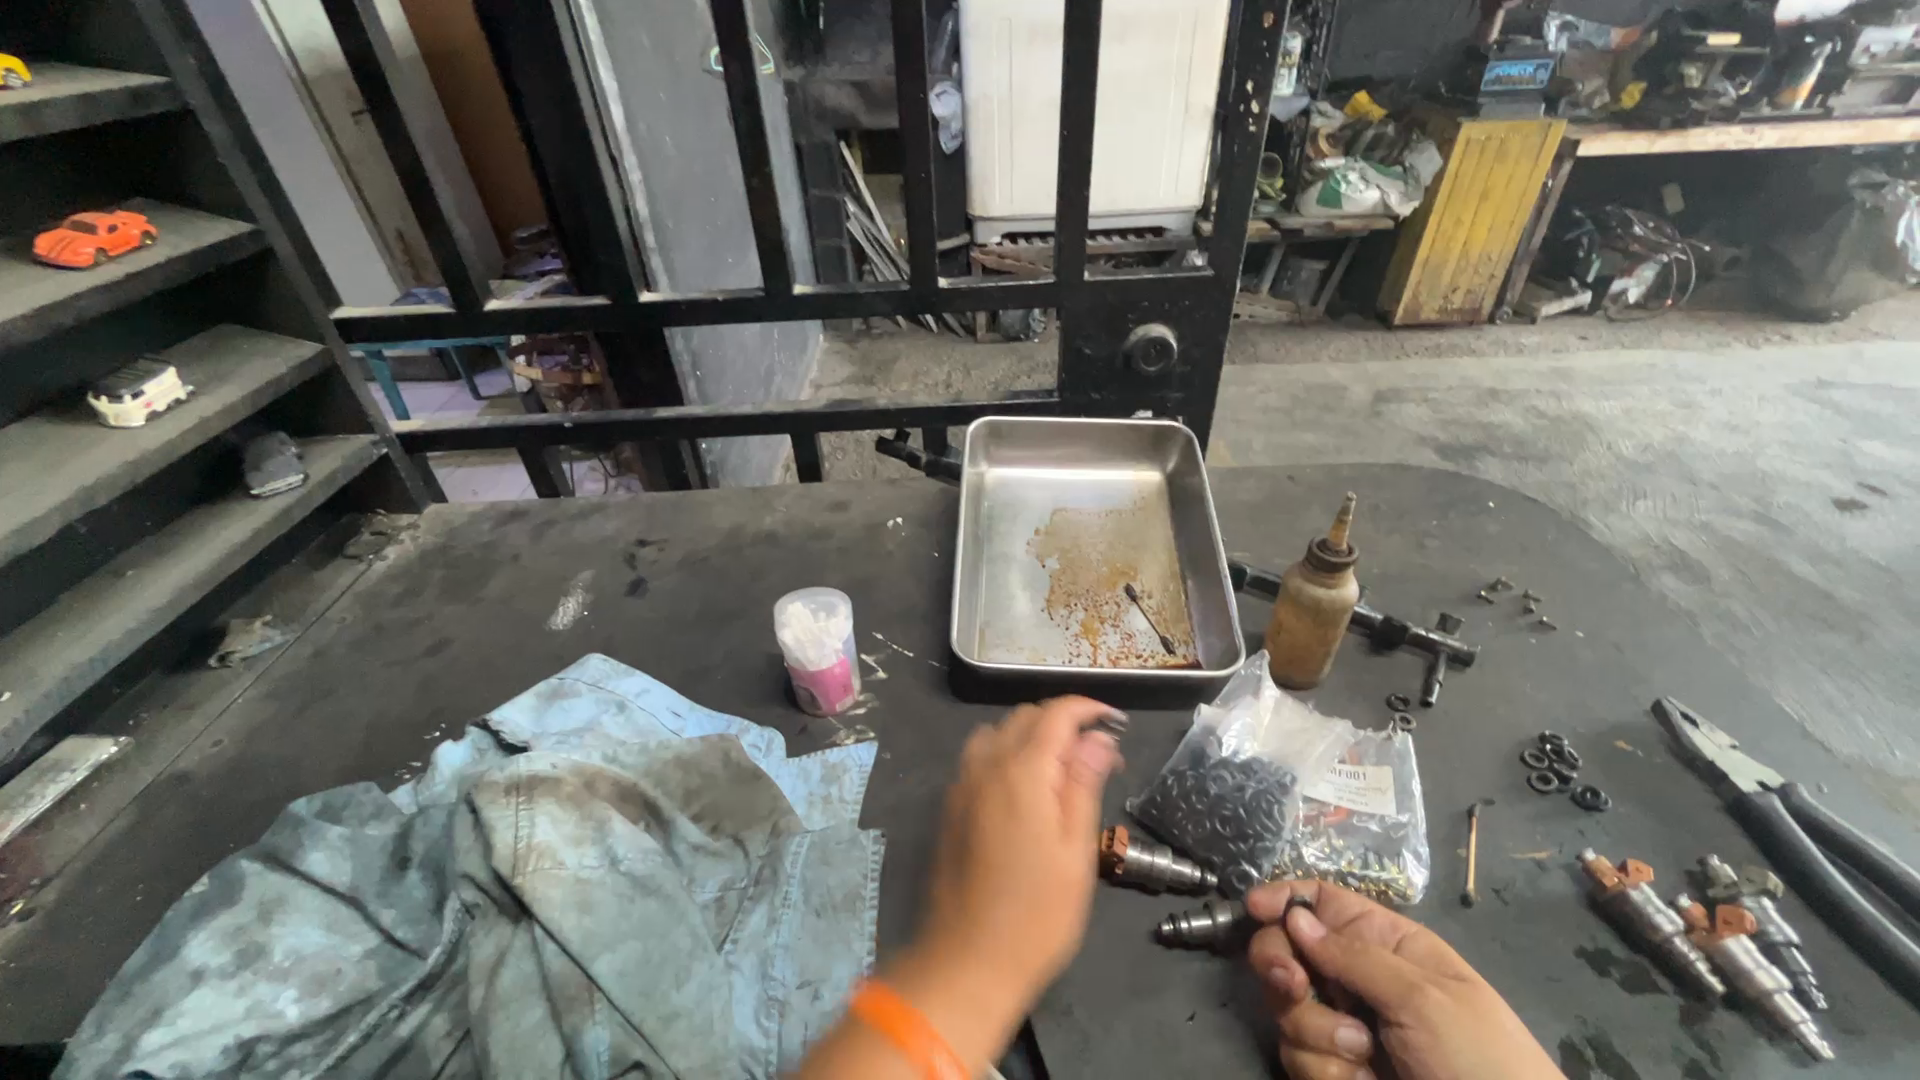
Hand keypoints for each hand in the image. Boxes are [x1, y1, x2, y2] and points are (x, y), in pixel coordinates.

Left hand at [910, 696, 1124, 1006]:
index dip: (1089, 708)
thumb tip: (1099, 738)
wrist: (968, 960)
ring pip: (998, 731)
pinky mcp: (951, 805)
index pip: (1057, 714)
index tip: (1116, 721)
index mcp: (1022, 771)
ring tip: (1062, 769)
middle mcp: (986, 766)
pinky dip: (1007, 752)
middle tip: (1098, 757)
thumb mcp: (1076, 850)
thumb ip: (1084, 783)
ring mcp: (962, 784)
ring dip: (1032, 734)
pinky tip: (1026, 788)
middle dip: (1064, 722)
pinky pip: (979, 756)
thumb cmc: (1036, 914)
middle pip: (1026, 716)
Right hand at [1244, 881, 1562, 1079]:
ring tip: (1362, 1053)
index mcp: (1385, 944)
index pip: (1321, 902)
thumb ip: (1353, 955)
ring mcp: (1342, 1026)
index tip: (1254, 908)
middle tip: (1294, 985)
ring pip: (1286, 1006)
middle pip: (1287, 948)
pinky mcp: (1333, 1070)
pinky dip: (1323, 1069)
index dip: (1285, 898)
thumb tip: (1294, 916)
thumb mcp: (1424, 997)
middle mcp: (1355, 978)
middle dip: (1281, 965)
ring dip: (1315, 1030)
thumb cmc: (1481, 1060)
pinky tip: (1360, 1078)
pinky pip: (1297, 1054)